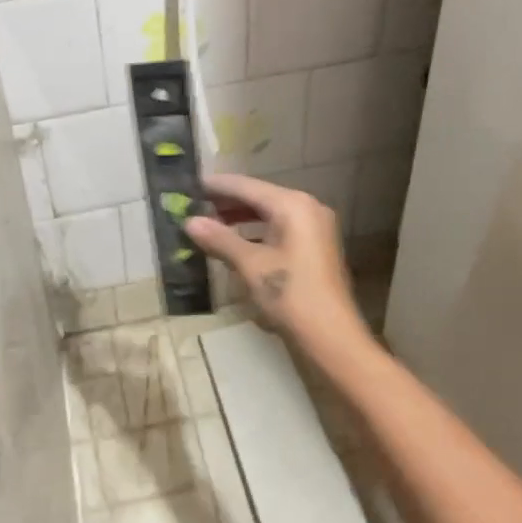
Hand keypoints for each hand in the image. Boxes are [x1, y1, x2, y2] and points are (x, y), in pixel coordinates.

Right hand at [185, 173, 370, 355]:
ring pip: (270, 212)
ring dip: (241, 216)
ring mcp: (315, 226)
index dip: (216, 186)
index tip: (189, 186)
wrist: (332, 337)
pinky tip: (236, 241)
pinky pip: (280, 227)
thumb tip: (190, 222)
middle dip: (227, 202)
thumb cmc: (289, 295)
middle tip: (195, 205)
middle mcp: (306, 207)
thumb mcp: (250, 266)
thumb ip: (220, 239)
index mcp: (291, 204)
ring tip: (210, 222)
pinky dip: (257, 230)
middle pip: (259, 196)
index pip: (246, 186)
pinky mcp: (316, 245)